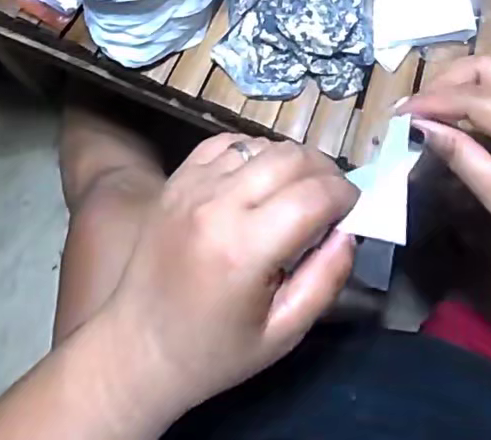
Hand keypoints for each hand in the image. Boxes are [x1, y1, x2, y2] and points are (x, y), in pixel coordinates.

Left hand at [86, 134, 357, 421]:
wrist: (136, 346)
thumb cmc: (215, 349)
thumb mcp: (283, 333)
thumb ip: (326, 279)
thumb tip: (350, 230)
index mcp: (243, 249)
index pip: (314, 195)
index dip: (345, 195)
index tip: (354, 207)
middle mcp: (217, 204)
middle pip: (292, 158)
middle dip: (325, 170)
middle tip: (334, 195)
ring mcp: (193, 184)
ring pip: (263, 144)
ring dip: (292, 161)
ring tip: (298, 188)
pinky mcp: (178, 177)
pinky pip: (229, 142)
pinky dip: (255, 152)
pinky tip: (260, 176)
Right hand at [400, 52, 490, 304]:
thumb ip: (461, 155)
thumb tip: (421, 126)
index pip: (473, 97)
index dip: (432, 101)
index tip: (399, 114)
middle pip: (490, 65)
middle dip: (449, 80)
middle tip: (419, 108)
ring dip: (471, 74)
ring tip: (442, 101)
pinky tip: (477, 102)